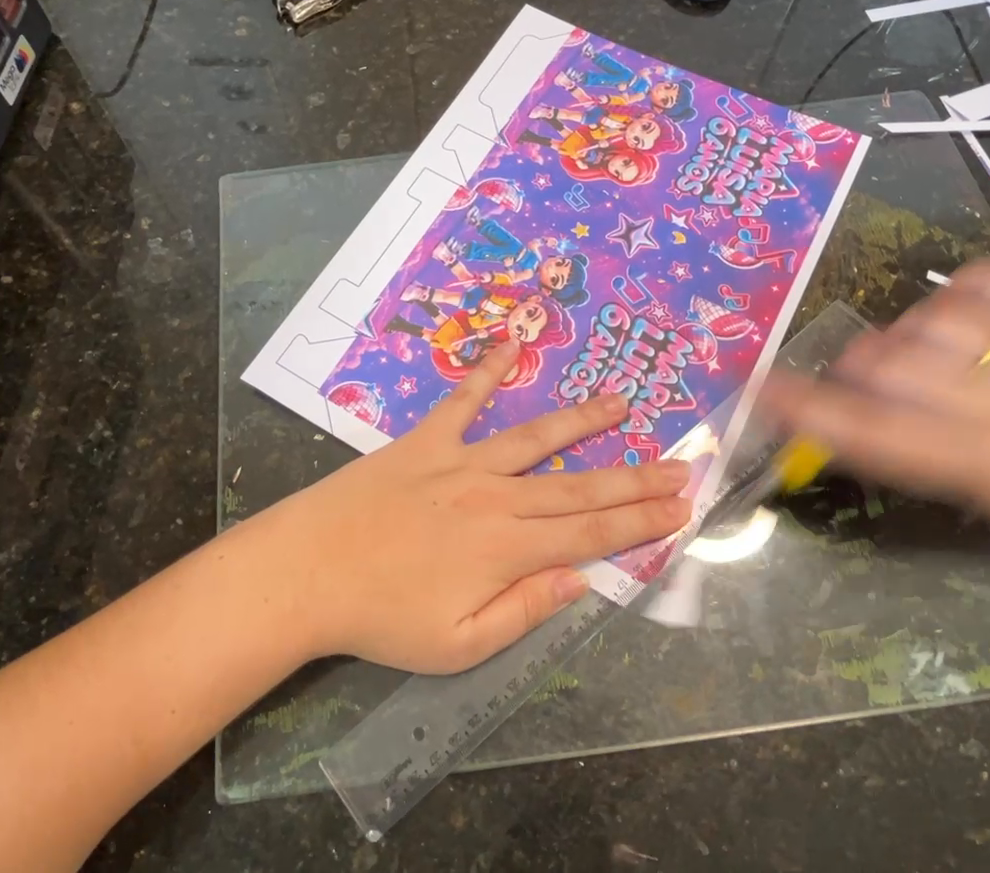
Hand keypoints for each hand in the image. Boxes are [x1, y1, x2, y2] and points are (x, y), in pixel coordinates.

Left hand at [256, 340, 691, 672]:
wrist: (307, 571)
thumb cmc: (381, 617)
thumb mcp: (458, 643)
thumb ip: (525, 610)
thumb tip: (580, 578)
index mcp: (508, 549)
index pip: (592, 534)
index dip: (641, 522)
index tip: (681, 508)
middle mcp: (496, 496)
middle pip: (579, 487)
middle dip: (636, 478)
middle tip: (681, 466)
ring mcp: (460, 461)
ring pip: (536, 438)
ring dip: (584, 421)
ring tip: (623, 403)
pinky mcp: (424, 441)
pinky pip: (462, 400)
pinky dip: (487, 372)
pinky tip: (511, 346)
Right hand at [756, 261, 989, 540]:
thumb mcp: (971, 496)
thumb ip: (897, 451)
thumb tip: (822, 416)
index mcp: (982, 465)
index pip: (872, 434)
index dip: (807, 409)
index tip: (763, 391)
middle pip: (889, 366)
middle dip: (854, 367)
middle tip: (858, 376)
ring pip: (926, 320)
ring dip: (902, 333)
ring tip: (921, 352)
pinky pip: (982, 280)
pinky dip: (954, 290)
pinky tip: (954, 312)